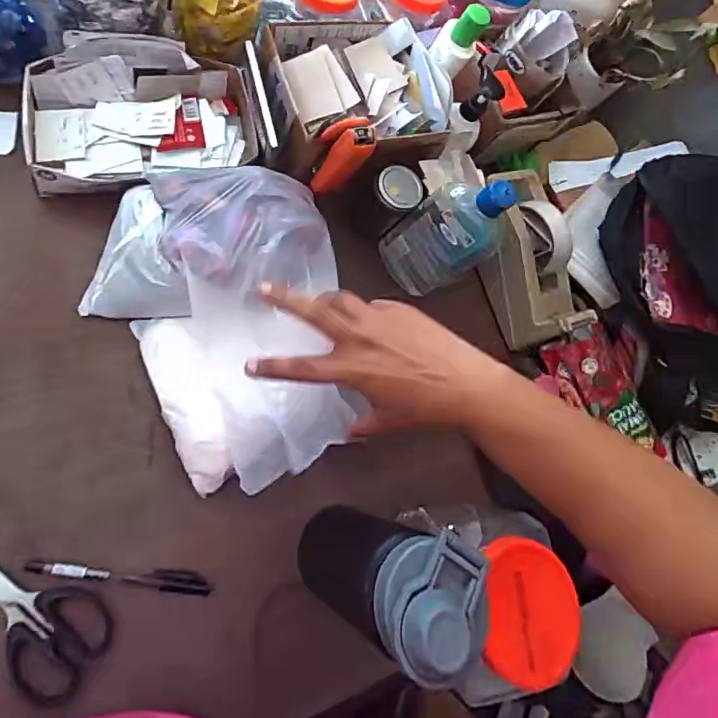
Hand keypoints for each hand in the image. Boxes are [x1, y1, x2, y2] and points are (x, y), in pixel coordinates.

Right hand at [245, 283, 519, 435]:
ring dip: (324, 299)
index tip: (249, 364)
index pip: (303, 368)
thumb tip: (351, 429)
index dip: (273, 366)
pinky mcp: (399, 308)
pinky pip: (371, 305)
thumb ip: (366, 423)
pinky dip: (363, 311)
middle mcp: (359, 338)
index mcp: (352, 369)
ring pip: (340, 299)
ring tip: (316, 300)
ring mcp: (379, 318)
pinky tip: (370, 320)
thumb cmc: (427, 408)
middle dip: (285, 299)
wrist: (467, 382)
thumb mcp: (391, 419)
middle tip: (264, 288)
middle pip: (314, 312)